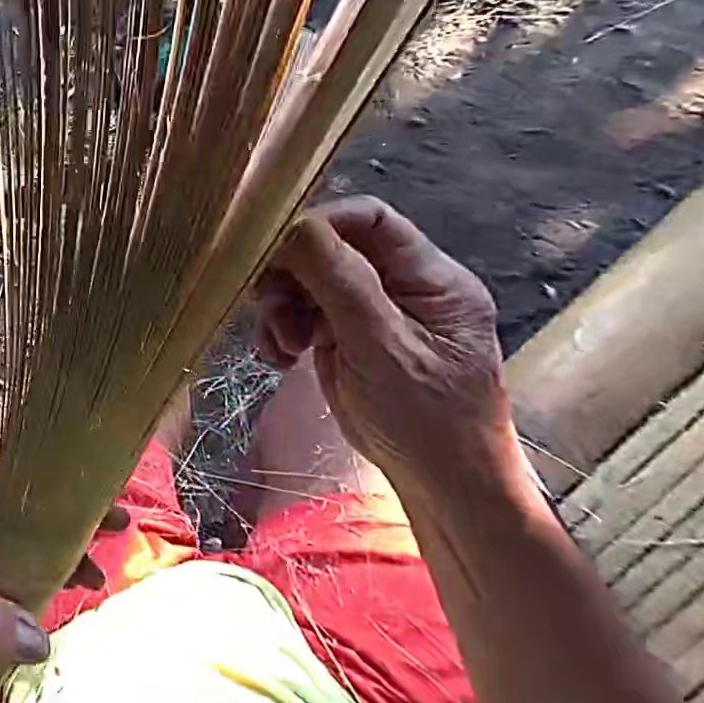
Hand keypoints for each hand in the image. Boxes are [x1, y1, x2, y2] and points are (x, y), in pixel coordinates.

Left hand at [0, 482, 125, 682]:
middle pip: (22, 521)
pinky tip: (49, 594)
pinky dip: (26, 575)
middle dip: (64, 538)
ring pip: (14, 542)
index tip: (112, 518)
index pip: (20, 504)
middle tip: (109, 560)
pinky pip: (0, 561)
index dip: (65, 513)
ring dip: (48, 560)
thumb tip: (43, 637)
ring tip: (88, 580)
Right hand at [256, 197, 516, 496]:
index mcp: (431, 279)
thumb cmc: (426, 417)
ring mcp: (370, 311)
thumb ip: (340, 281)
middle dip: (288, 275)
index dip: (319, 223)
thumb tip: (294, 226)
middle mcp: (399, 287)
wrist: (437, 483)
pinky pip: (297, 312)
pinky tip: (281, 357)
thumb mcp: (381, 345)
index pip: (370, 219)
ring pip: (304, 281)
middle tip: (267, 305)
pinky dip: (279, 330)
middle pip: (327, 249)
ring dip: (279, 308)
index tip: (274, 249)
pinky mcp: (343, 334)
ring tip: (281, 344)